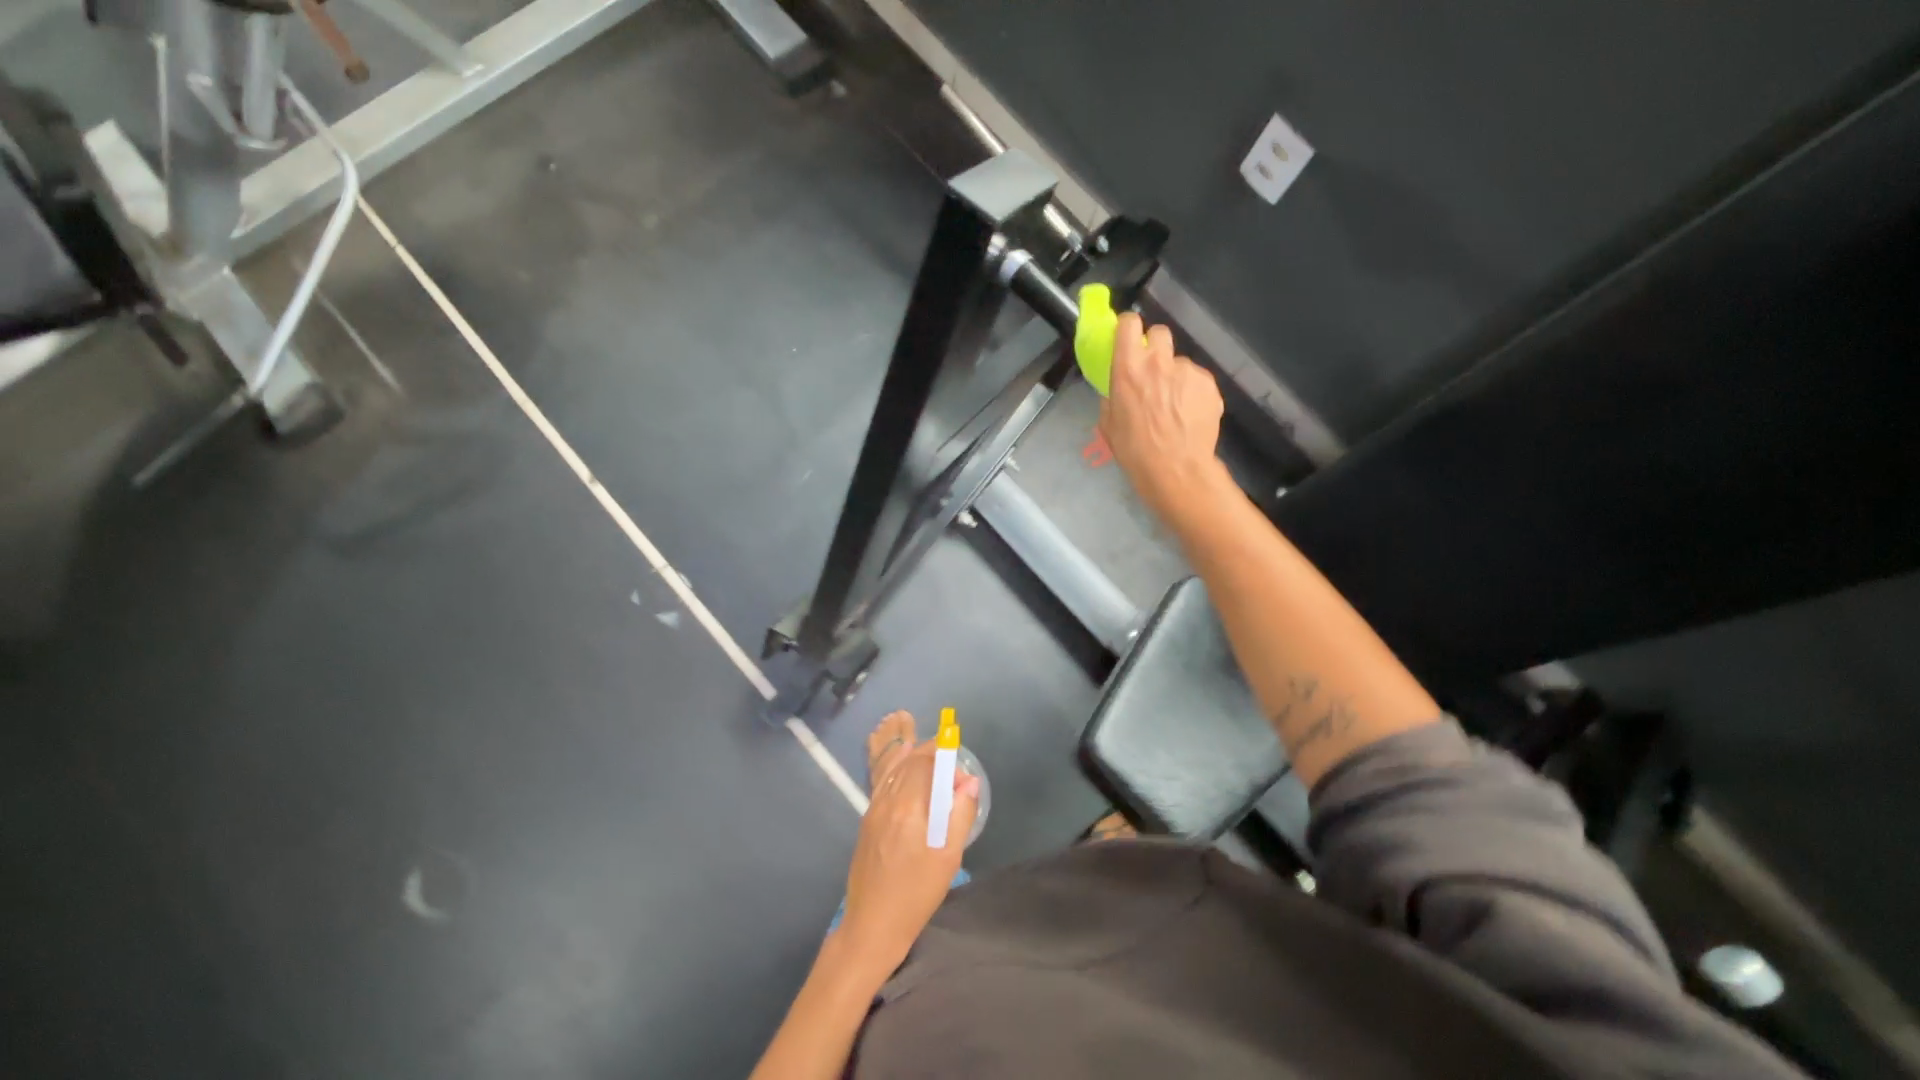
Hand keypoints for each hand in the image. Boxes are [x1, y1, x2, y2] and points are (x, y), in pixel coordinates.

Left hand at [837, 712, 979, 973]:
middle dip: (922, 748)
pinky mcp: (866, 825)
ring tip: (916, 741)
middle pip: (903, 763)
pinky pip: (881, 785)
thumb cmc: (916, 894)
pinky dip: (892, 770)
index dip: (938, 750)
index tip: (953, 743)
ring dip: (904, 754)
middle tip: (941, 743)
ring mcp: (871, 813)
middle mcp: (885, 803)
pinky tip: (899, 771)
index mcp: (906, 808)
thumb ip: (959, 815)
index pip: (921, 764)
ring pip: (888, 771)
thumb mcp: (948, 857)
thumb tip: (968, 782)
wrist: (871, 925)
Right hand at [1099, 313, 1225, 521]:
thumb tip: (1117, 388)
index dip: (1128, 328)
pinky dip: (1193, 393)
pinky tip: (1190, 415)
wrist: (1176, 469)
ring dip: (1176, 376)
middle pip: (1160, 332)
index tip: (1128, 338)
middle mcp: (1159, 361)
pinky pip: (1197, 381)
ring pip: (1180, 362)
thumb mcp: (1109, 423)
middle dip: (1156, 347)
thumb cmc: (1135, 450)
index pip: (1129, 324)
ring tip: (1175, 405)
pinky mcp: (1209, 384)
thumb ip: (1112, 396)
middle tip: (1153, 371)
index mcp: (1129, 367)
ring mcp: (1188, 371)